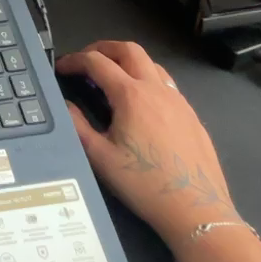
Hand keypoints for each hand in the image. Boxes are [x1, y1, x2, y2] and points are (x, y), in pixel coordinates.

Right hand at [57, 41, 235, 240]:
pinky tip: (141, 106)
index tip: (62, 69)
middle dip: (102, 48)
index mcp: (132, 95)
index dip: (74, 60)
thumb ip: (76, 124)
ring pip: (151, 64)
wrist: (198, 213)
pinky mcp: (193, 118)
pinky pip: (167, 86)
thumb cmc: (144, 184)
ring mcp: (180, 103)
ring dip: (127, 62)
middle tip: (87, 61)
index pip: (97, 61)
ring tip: (113, 80)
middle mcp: (157, 90)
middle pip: (128, 49)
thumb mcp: (99, 156)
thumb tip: (65, 104)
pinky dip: (147, 81)